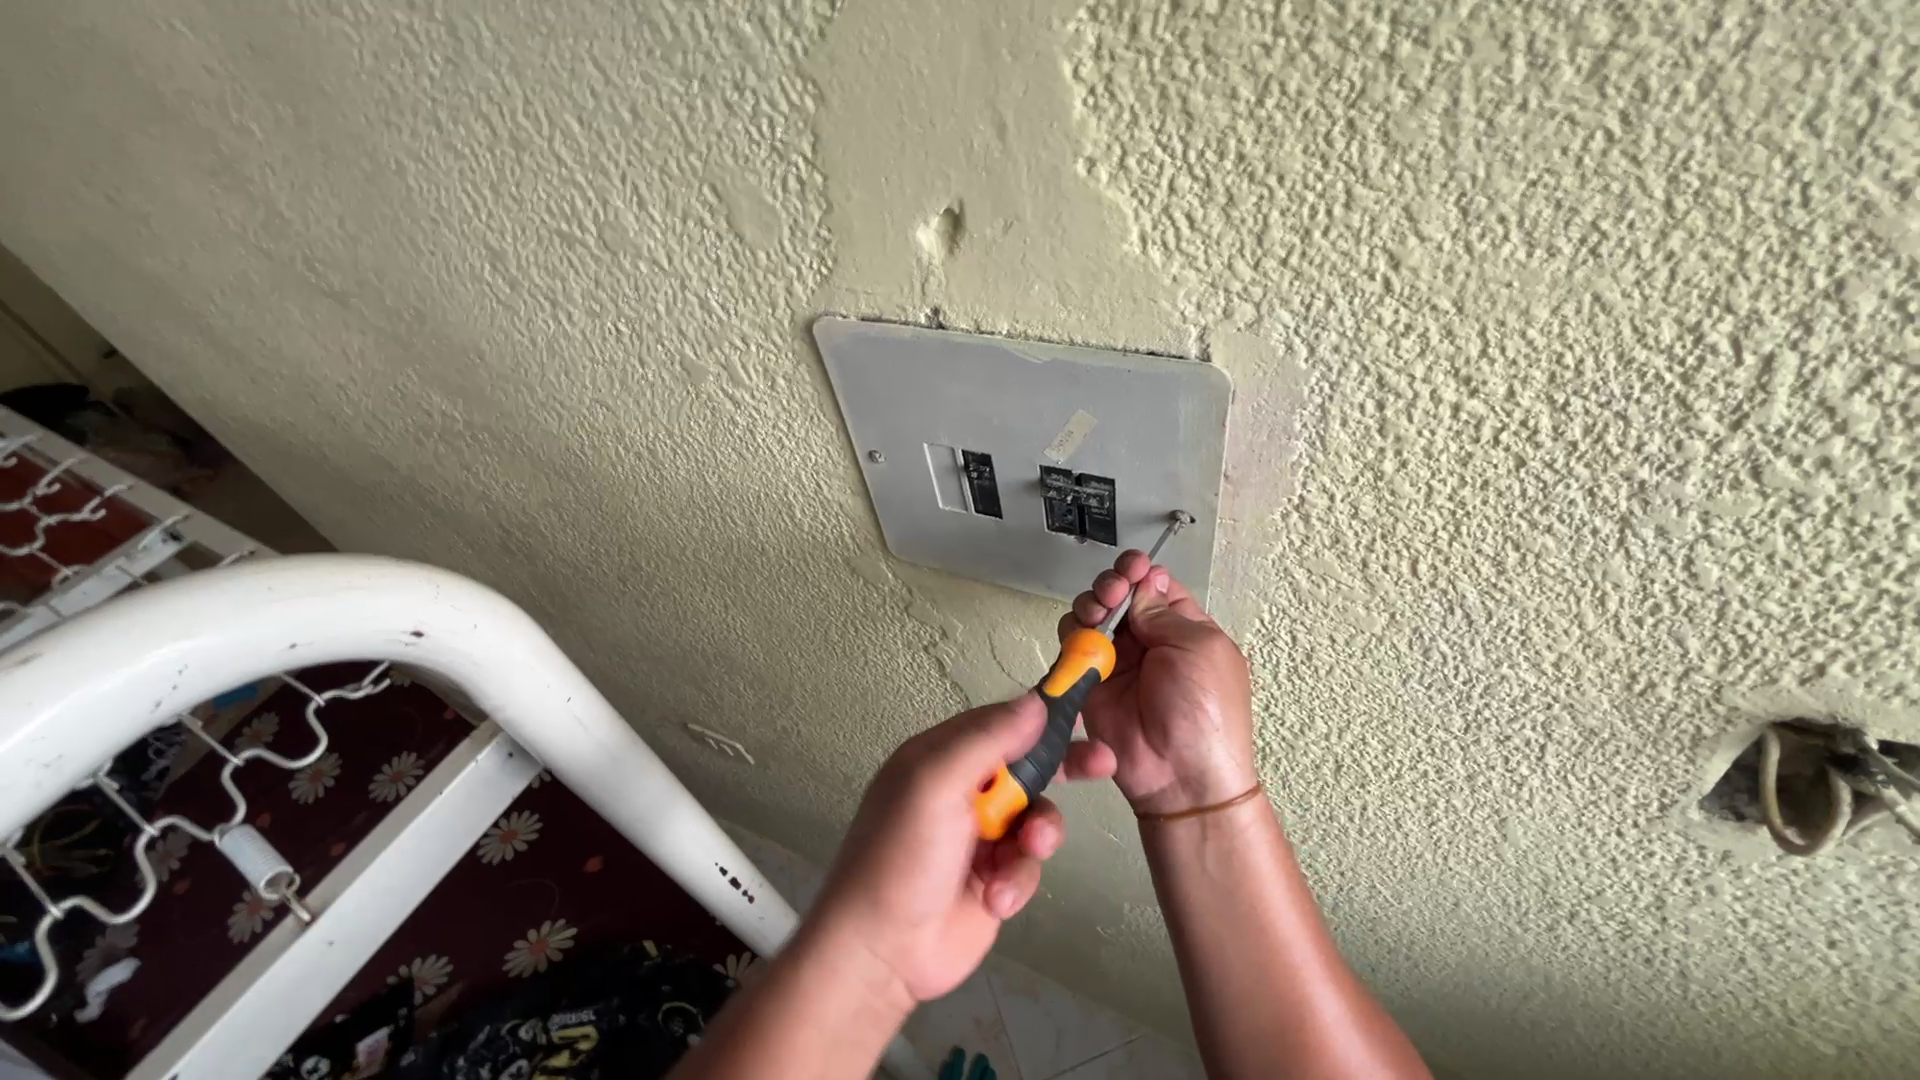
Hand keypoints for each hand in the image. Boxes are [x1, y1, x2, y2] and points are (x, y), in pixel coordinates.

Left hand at [804, 695, 1072, 1004]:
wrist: (882, 951)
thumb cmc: (902, 854)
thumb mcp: (936, 783)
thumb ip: (987, 739)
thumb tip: (1034, 701)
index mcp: (942, 756)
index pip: (1001, 722)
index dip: (1041, 716)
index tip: (1083, 713)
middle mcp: (963, 789)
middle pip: (1028, 765)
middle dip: (1064, 766)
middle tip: (1103, 762)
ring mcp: (981, 834)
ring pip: (1037, 816)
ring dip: (1037, 835)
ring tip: (1025, 851)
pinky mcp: (995, 876)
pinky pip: (1028, 864)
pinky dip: (1017, 880)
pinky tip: (995, 898)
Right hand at [1059, 550, 1257, 815]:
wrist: (1179, 774)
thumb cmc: (1205, 710)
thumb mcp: (1199, 648)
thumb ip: (1162, 612)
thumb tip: (1141, 584)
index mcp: (1183, 628)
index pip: (1155, 585)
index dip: (1140, 571)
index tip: (1133, 567)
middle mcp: (1147, 639)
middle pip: (1118, 595)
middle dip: (1112, 585)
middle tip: (1113, 594)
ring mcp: (1116, 660)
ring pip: (1091, 614)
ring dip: (1091, 604)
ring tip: (1098, 615)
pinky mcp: (1088, 681)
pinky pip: (1071, 646)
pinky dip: (1073, 633)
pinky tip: (1084, 637)